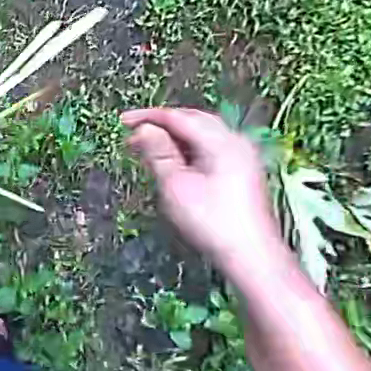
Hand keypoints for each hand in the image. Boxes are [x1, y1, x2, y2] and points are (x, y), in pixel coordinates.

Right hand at [120, 107, 285, 270]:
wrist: (248, 253)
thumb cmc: (209, 220)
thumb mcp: (174, 184)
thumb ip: (158, 152)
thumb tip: (144, 129)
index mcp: (221, 143)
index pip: (179, 118)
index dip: (149, 117)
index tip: (121, 121)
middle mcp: (235, 143)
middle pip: (194, 120)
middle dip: (162, 122)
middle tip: (133, 130)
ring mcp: (242, 156)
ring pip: (203, 132)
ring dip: (174, 133)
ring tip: (147, 143)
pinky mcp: (241, 170)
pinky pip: (209, 145)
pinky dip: (187, 145)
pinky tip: (172, 157)